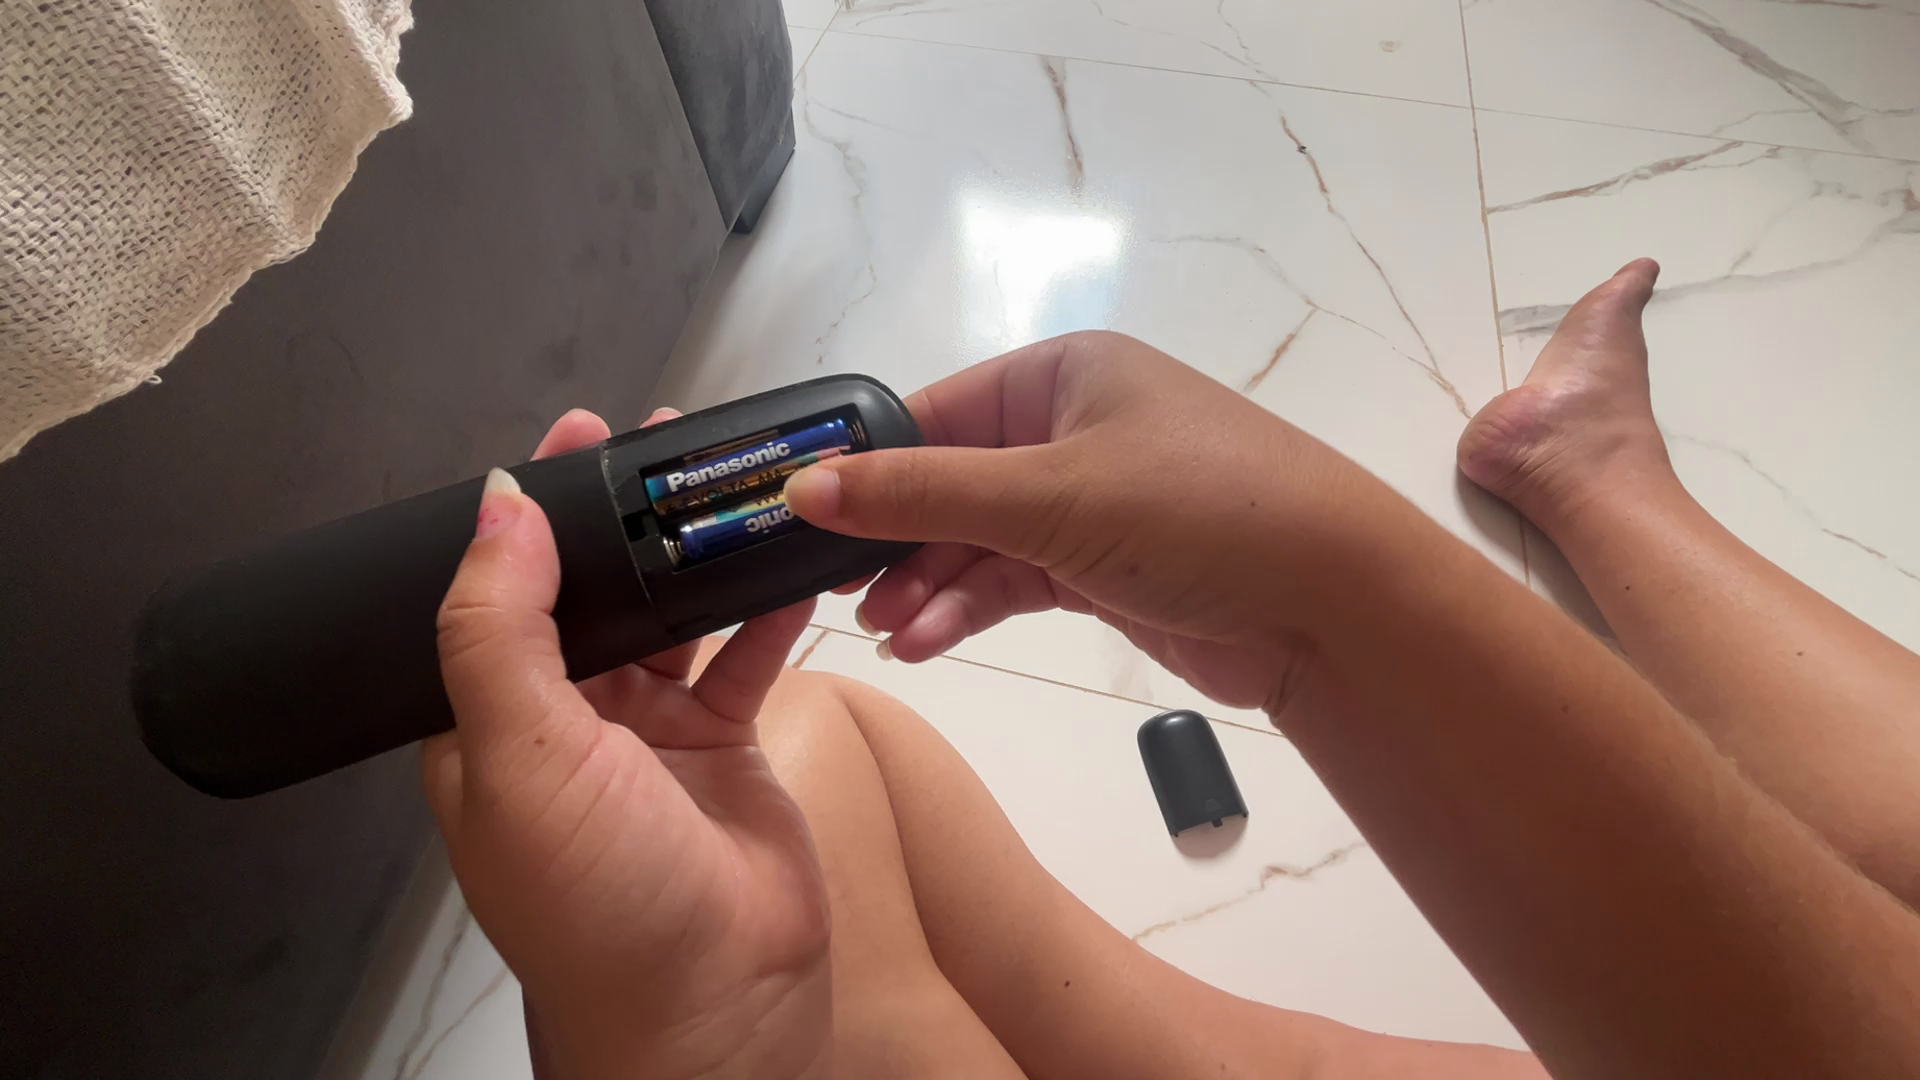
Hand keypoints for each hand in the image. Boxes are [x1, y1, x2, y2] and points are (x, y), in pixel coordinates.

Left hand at [423, 409, 830, 1079]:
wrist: (720, 1003)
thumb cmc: (601, 898)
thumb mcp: (523, 758)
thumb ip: (502, 631)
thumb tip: (499, 506)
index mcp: (496, 721)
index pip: (506, 592)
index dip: (538, 512)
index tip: (580, 437)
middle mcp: (574, 718)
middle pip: (602, 594)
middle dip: (630, 522)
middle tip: (670, 448)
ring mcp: (656, 729)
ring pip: (679, 620)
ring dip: (704, 563)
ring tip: (736, 495)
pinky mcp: (727, 739)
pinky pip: (744, 658)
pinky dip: (766, 615)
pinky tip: (790, 573)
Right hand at [785, 331, 1395, 712]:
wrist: (1331, 606)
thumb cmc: (1193, 513)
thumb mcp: (1048, 495)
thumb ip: (922, 492)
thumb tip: (804, 487)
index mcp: (1061, 376)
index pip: (937, 413)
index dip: (870, 466)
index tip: (809, 517)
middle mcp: (1070, 431)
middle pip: (954, 484)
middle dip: (902, 541)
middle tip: (843, 593)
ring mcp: (1086, 503)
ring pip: (980, 540)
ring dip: (933, 585)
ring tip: (890, 632)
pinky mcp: (1098, 566)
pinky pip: (1014, 579)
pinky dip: (973, 607)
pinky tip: (928, 641)